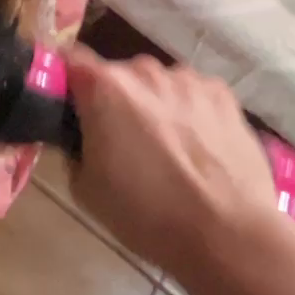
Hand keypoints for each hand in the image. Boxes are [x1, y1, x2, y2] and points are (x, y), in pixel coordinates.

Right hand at [67, 50, 282, 273]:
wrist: (228, 235)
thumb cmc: (146, 214)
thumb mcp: (85, 189)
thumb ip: (75, 147)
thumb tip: (83, 136)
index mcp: (103, 87)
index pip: (69, 59)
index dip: (66, 79)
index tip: (70, 105)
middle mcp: (143, 70)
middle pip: (118, 75)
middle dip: (116, 101)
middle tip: (122, 141)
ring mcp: (187, 78)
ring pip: (158, 85)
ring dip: (155, 105)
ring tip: (169, 149)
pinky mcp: (222, 93)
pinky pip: (194, 94)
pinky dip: (191, 112)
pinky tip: (200, 149)